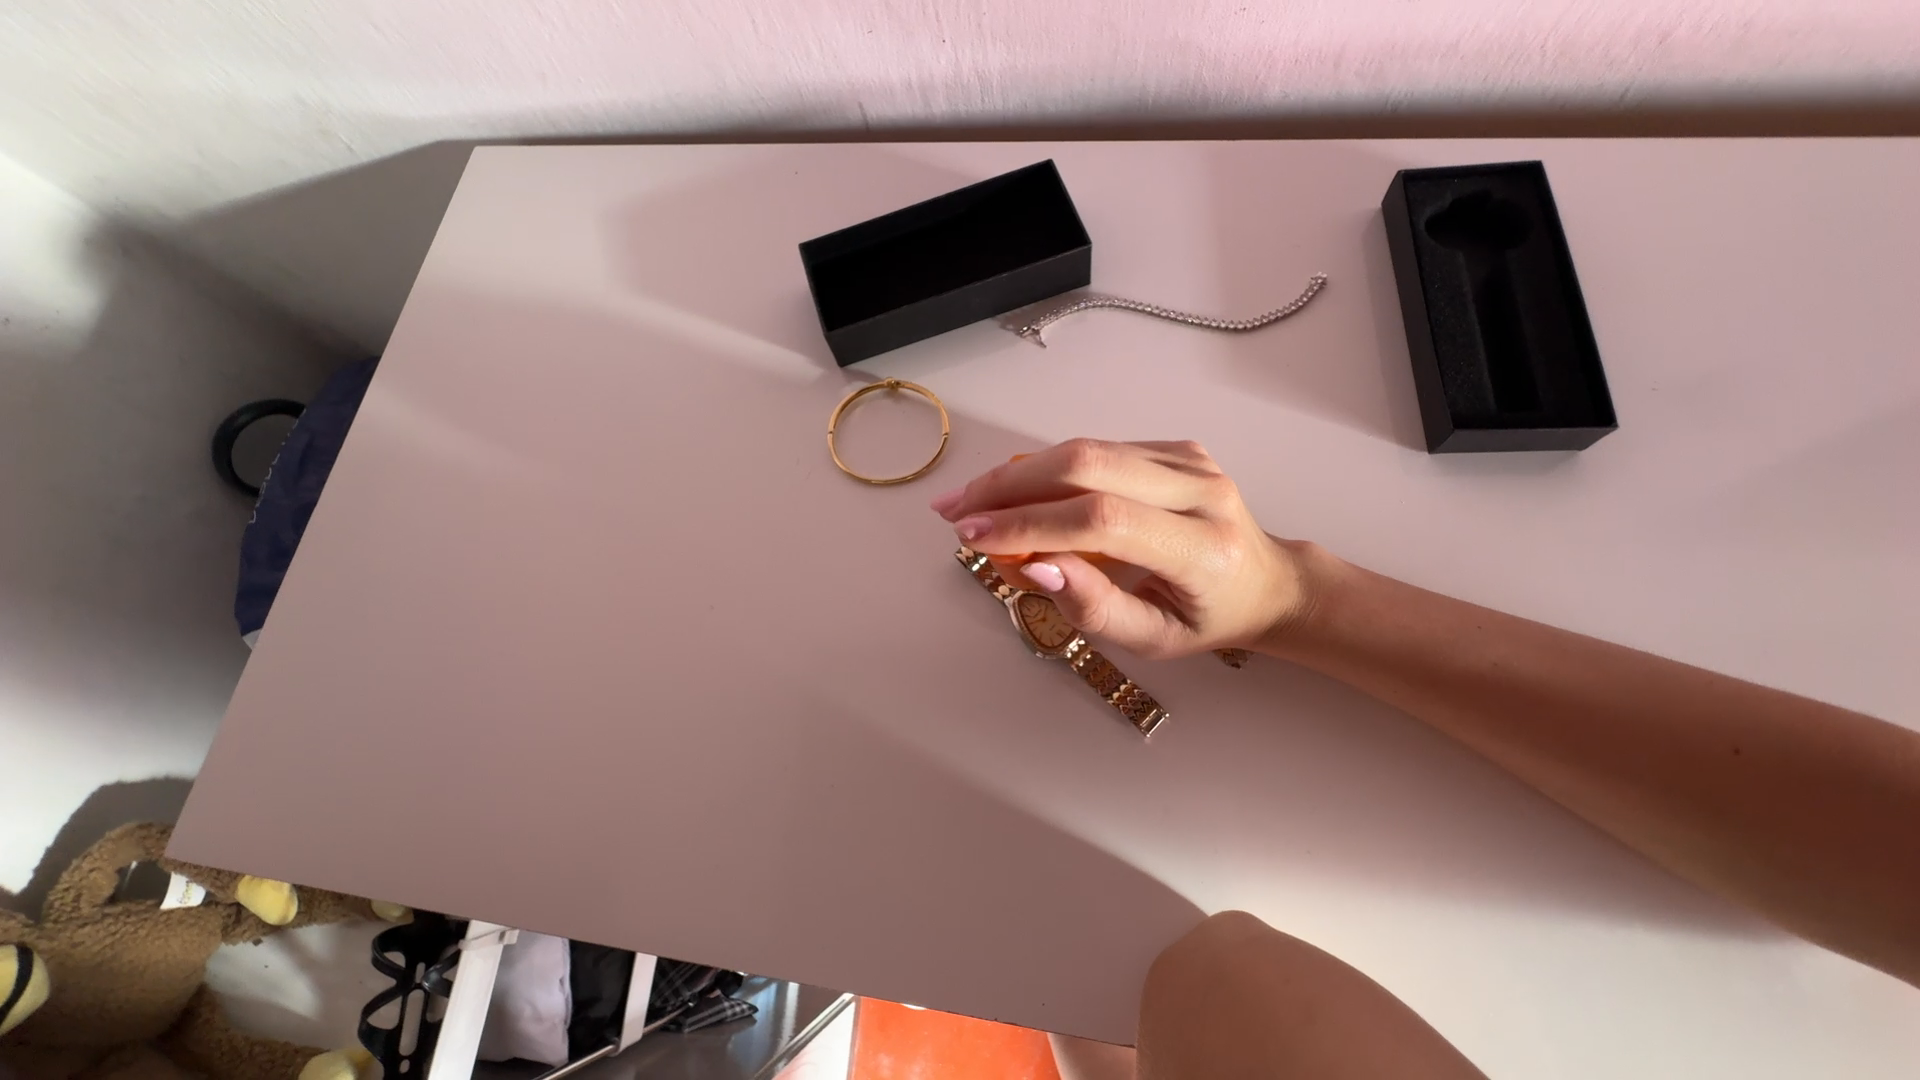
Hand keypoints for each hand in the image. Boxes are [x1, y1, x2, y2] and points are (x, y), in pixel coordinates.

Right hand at [929, 439, 1319, 658]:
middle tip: (953, 510)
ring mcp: (1190, 459)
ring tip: (969, 500)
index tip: (970, 535)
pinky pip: (1097, 450)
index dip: (1028, 523)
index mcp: (1202, 548)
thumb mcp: (1154, 639)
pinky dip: (1045, 469)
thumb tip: (1035, 566)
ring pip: (1086, 449)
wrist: (1267, 580)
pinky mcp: (1175, 447)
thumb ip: (1096, 607)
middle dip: (1008, 485)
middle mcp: (1201, 490)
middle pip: (1087, 465)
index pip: (1102, 520)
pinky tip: (1012, 490)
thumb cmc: (1207, 620)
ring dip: (1017, 472)